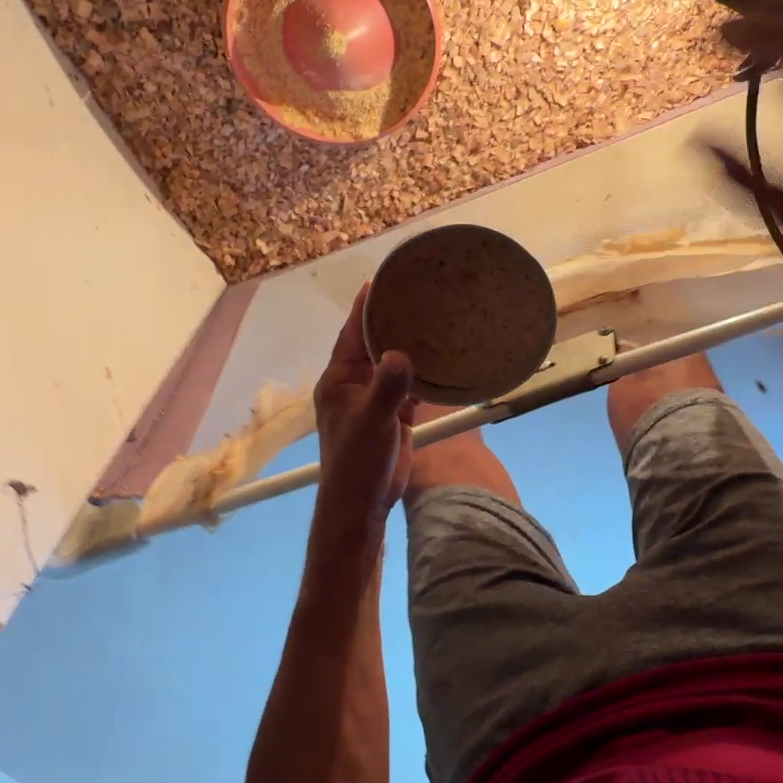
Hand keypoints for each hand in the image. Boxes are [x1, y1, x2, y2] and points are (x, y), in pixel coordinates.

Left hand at [313, 285, 416, 527]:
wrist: (361, 504)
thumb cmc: (356, 461)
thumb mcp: (371, 421)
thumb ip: (387, 387)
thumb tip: (401, 353)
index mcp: (339, 378)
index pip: (353, 332)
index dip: (366, 306)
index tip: (382, 278)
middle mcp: (355, 383)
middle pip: (374, 342)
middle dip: (392, 319)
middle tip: (419, 292)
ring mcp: (374, 399)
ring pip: (393, 363)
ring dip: (410, 344)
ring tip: (435, 318)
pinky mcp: (393, 415)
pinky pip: (408, 385)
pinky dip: (423, 372)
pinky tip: (443, 358)